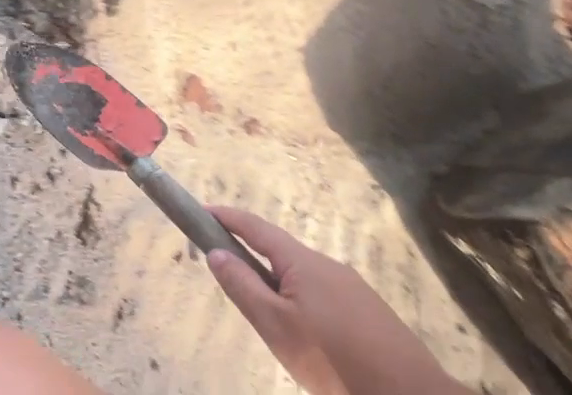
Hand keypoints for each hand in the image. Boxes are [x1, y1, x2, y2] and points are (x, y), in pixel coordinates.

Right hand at [206, 207, 468, 394]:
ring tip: (269, 320)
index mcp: (303, 262)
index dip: (226, 216)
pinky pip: (324, 296)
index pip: (255, 227)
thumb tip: (214, 251)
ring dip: (278, 285)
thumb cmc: (333, 360)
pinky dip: (302, 302)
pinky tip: (307, 336)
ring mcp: (355, 290)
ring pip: (303, 277)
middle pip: (280, 252)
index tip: (200, 211)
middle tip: (230, 280)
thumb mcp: (275, 326)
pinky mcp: (371, 315)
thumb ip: (242, 285)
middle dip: (251, 257)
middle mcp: (330, 266)